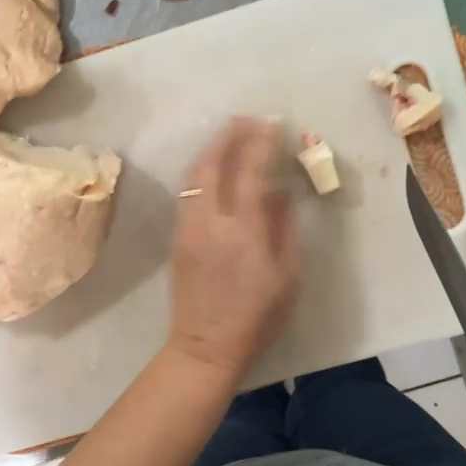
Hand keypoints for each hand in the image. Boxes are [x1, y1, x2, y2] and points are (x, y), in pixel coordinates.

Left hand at [166, 117, 302, 373]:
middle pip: (211, 164)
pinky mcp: (178, 239)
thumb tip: (281, 191)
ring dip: (211, 150)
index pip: (249, 171)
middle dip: (228, 135)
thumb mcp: (287, 275)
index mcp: (243, 230)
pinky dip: (202, 173)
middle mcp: (210, 222)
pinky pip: (188, 194)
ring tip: (229, 135)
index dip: (260, 142)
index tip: (272, 123)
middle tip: (245, 119)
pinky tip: (214, 170)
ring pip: (194, 177)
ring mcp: (188, 229)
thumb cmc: (257, 316)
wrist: (206, 346)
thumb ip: (284, 227)